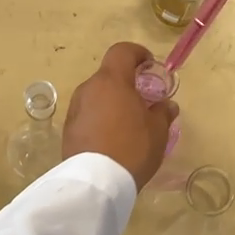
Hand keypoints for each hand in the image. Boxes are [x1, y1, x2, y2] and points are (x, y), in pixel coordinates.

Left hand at [63, 43, 178, 190]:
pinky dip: (101, 120)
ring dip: (112, 103)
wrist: (97, 182)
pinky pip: (88, 116)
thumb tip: (167, 104)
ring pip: (97, 97)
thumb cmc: (133, 148)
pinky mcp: (68, 130)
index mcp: (111, 81)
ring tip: (129, 125)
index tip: (150, 66)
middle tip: (143, 103)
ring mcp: (75, 109)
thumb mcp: (158, 131)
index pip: (122, 51)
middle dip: (126, 84)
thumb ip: (163, 112)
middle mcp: (89, 89)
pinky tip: (113, 140)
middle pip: (109, 76)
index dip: (138, 53)